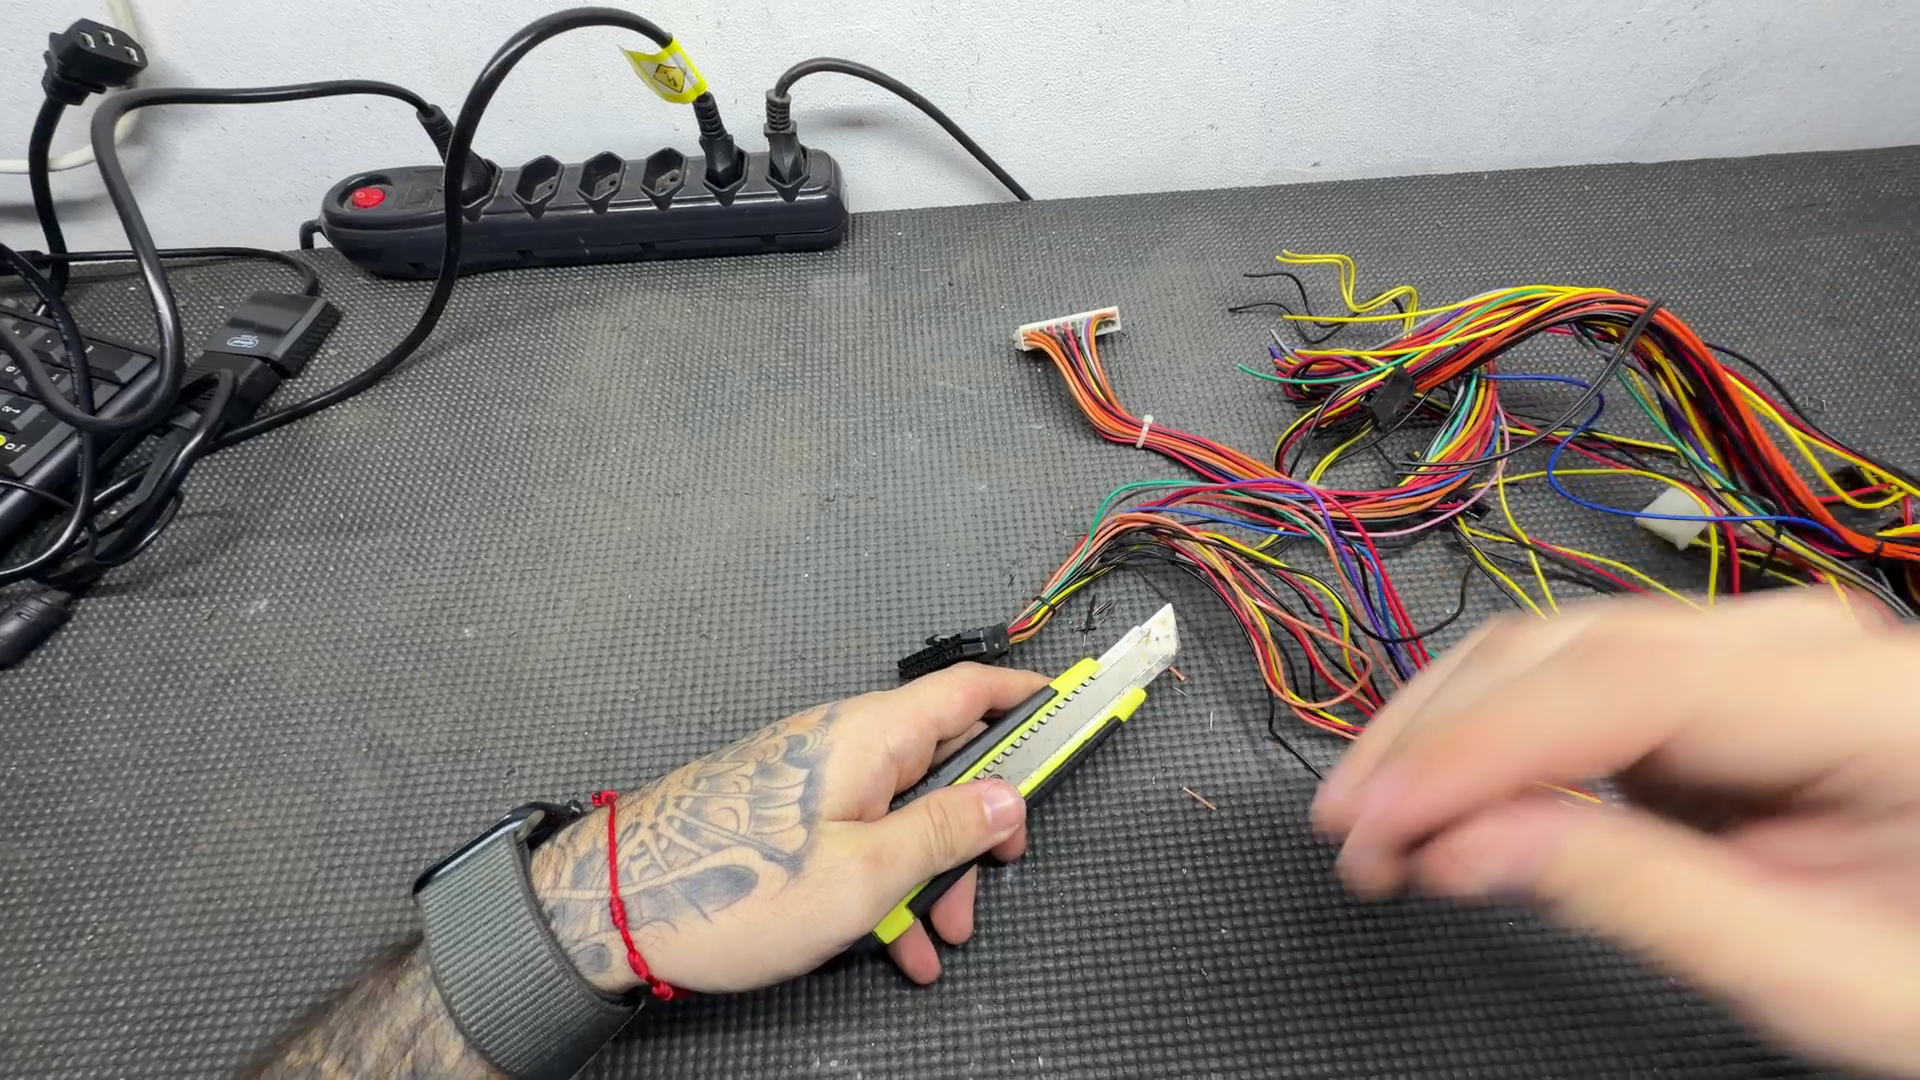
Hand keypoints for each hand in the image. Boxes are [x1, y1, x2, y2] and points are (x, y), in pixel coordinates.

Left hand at [530, 663, 1047, 993]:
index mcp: (875, 733)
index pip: (970, 689)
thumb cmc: (740, 883)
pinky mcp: (800, 806)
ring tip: (935, 935)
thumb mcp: (865, 872)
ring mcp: (824, 774)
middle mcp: (853, 741)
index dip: (1025, 694)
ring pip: (907, 805)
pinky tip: (893, 939)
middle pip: (945, 758)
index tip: (1067, 706)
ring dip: (932, 866)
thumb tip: (1007, 799)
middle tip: (997, 871)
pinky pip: (866, 828)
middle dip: (978, 819)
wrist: (618, 903)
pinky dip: (889, 875)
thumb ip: (945, 830)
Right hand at [1312, 591, 1919, 1075]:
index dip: (1472, 750)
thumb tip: (1463, 848)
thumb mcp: (1836, 978)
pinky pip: (1528, 683)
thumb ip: (1644, 900)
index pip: (1613, 688)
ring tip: (1369, 813)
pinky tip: (1422, 787)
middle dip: (1422, 743)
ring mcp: (1715, 646)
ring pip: (1514, 657)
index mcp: (1858, 696)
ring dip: (1423, 736)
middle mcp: (1774, 639)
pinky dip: (1459, 737)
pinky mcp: (1664, 675)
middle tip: (1351, 830)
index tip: (1379, 818)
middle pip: (1541, 654)